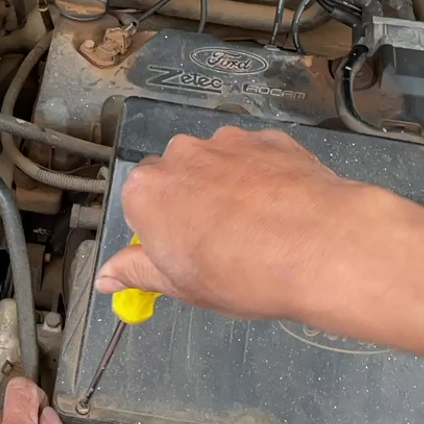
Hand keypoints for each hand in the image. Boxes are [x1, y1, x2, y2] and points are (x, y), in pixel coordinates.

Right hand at [92, 126, 398, 323]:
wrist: (319, 246)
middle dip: (192, 203)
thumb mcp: (179, 286)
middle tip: (222, 243)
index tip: (186, 254)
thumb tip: (104, 277)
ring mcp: (228, 141)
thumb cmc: (237, 275)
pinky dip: (263, 177)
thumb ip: (136, 272)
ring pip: (217, 164)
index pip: (139, 206)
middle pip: (176, 178)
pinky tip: (283, 209)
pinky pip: (256, 158)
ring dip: (228, 187)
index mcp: (146, 189)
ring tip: (260, 227)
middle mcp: (180, 154)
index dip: (162, 233)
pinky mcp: (270, 137)